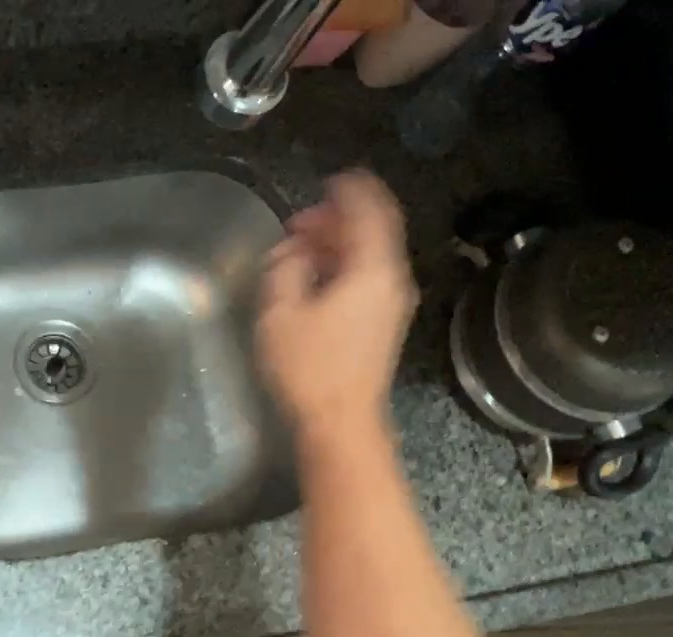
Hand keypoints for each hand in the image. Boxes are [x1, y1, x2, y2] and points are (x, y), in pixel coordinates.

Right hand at [258, 170, 417, 438]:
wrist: (340, 420)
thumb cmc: (309, 367)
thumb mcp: (281, 313)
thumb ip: (284, 269)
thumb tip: (290, 251)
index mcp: (373, 269)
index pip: (371, 211)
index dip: (351, 190)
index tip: (330, 180)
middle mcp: (391, 280)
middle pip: (371, 234)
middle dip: (335, 221)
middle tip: (298, 223)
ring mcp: (390, 305)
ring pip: (367, 258)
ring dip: (336, 248)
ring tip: (298, 252)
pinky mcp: (380, 327)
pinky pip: (365, 281)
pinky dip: (341, 270)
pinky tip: (312, 282)